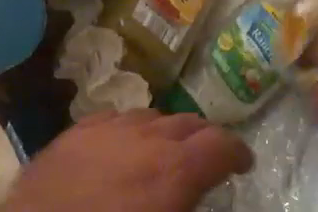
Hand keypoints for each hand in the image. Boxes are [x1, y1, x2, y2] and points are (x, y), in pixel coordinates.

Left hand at [0, 109, 251, 211]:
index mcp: (173, 171)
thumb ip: (183, 200)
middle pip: (187, 123)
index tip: (243, 163)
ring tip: (167, 153)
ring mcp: (107, 130)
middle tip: (209, 160)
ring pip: (151, 117)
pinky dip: (130, 130)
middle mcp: (145, 139)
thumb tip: (190, 196)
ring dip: (166, 132)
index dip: (237, 152)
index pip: (220, 144)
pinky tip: (124, 147)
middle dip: (204, 139)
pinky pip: (114, 118)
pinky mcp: (74, 133)